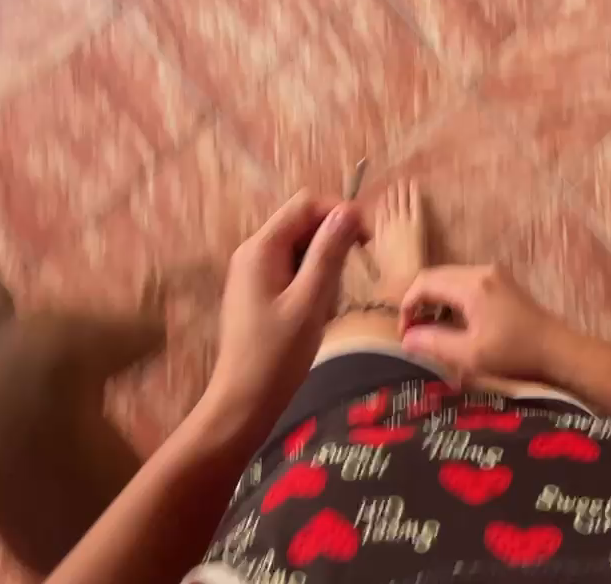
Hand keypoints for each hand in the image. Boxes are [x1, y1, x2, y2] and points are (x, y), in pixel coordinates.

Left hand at [201, 191, 366, 438]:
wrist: (243, 404)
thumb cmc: (277, 355)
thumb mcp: (310, 301)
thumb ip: (329, 252)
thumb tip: (349, 210)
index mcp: (262, 247)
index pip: (306, 204)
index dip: (340, 213)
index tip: (368, 240)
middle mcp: (254, 251)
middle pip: (304, 224)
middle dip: (332, 244)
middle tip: (348, 280)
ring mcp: (254, 271)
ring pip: (302, 247)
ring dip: (324, 268)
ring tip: (327, 306)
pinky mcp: (260, 290)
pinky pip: (294, 269)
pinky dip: (313, 283)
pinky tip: (316, 313)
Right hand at [397, 265, 574, 384]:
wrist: (557, 350)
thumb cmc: (514, 354)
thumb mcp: (471, 356)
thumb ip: (435, 343)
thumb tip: (406, 339)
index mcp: (471, 285)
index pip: (425, 282)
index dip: (407, 305)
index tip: (405, 333)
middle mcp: (480, 270)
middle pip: (435, 276)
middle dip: (418, 301)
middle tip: (414, 331)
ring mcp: (492, 272)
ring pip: (449, 277)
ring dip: (435, 298)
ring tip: (431, 327)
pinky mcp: (500, 280)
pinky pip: (464, 281)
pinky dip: (451, 296)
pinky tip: (454, 320)